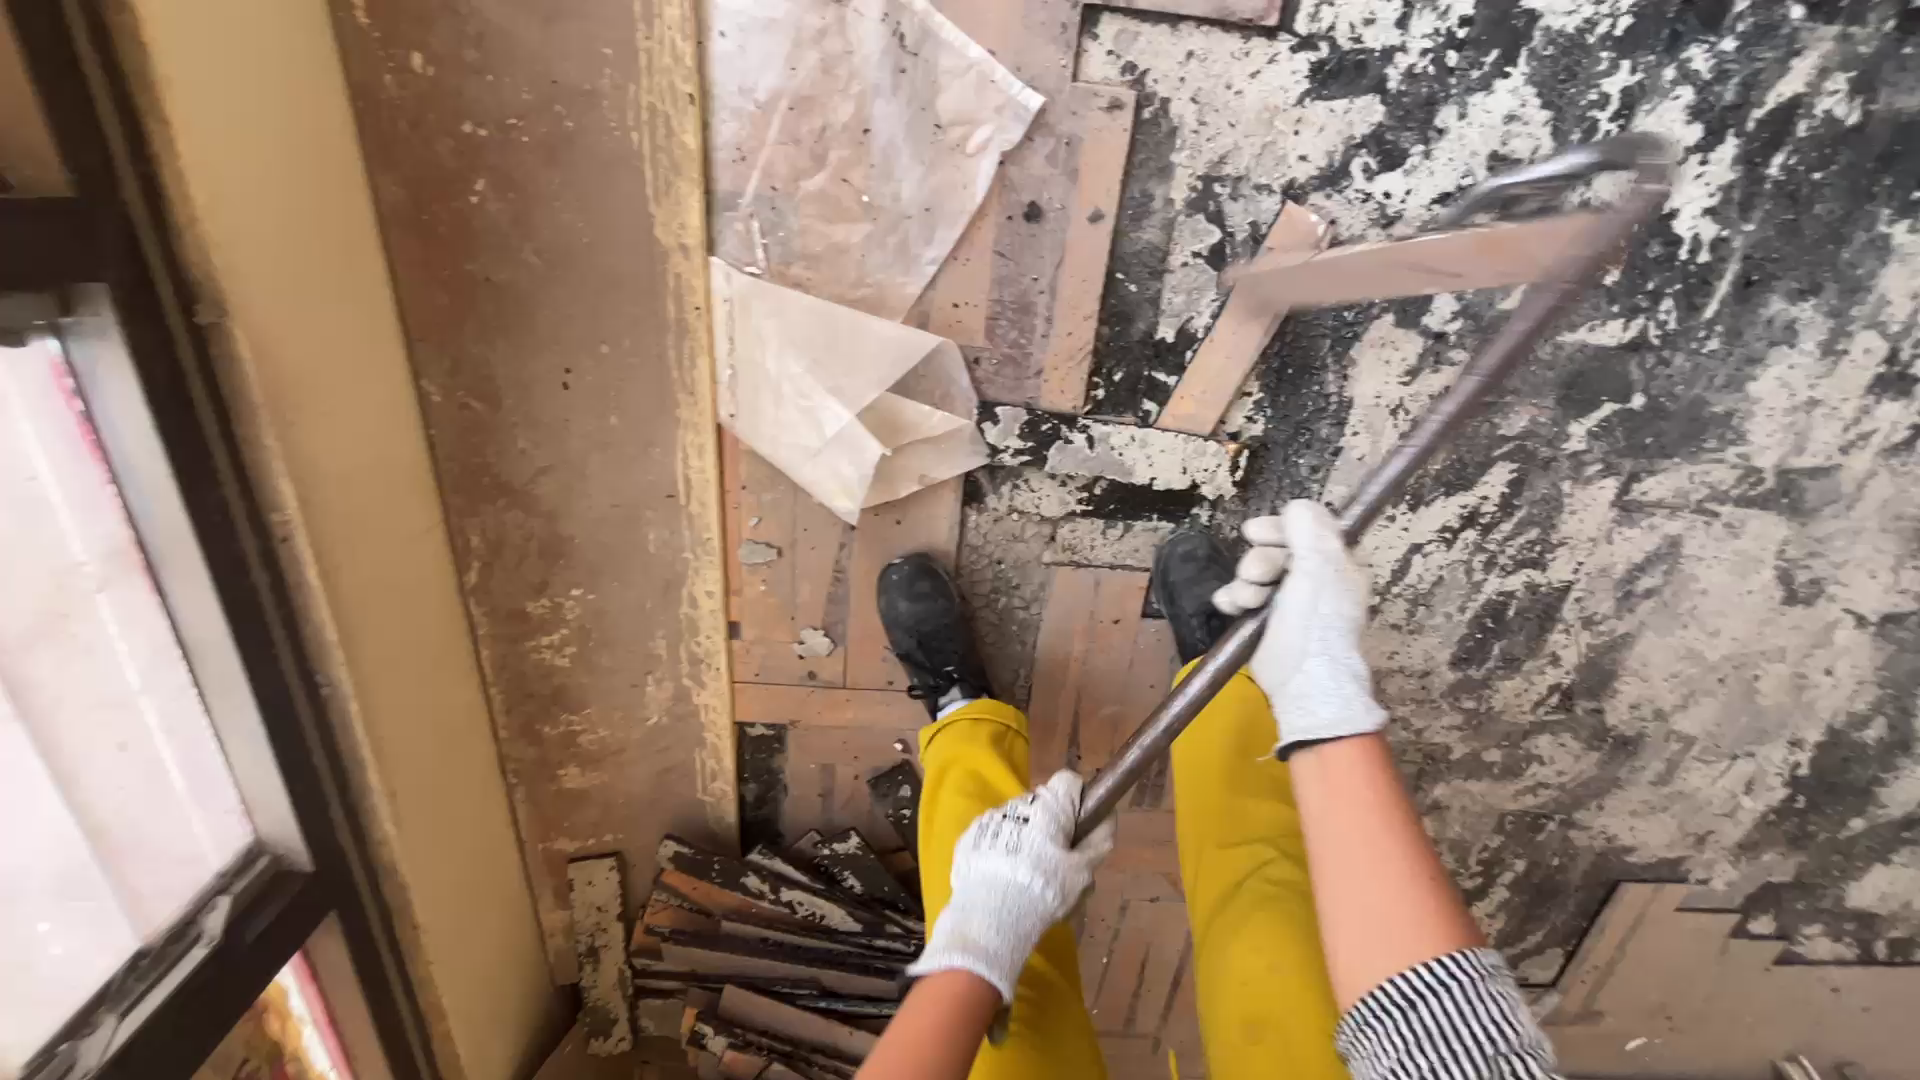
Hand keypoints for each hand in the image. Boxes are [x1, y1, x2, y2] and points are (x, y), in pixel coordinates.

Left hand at [907, 770, 1115, 1001]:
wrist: (988, 916)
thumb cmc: (1043, 890)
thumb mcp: (1083, 873)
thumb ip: (1098, 841)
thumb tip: (1107, 816)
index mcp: (1049, 805)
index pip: (1071, 781)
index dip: (1081, 802)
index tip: (1081, 831)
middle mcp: (1019, 801)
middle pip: (1046, 807)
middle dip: (1055, 830)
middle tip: (1060, 867)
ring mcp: (991, 818)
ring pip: (1021, 824)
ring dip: (1030, 842)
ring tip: (1031, 881)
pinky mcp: (970, 837)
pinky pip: (997, 838)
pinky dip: (1004, 852)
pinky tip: (1006, 881)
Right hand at [1213, 500, 1386, 757]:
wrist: (1302, 679)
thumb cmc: (1317, 623)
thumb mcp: (1319, 569)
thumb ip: (1308, 531)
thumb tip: (1298, 504)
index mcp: (1334, 564)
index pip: (1304, 529)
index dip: (1279, 528)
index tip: (1257, 532)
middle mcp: (1311, 579)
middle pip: (1274, 549)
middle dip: (1259, 560)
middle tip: (1257, 574)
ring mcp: (1285, 600)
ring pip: (1253, 572)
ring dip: (1244, 583)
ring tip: (1248, 601)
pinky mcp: (1261, 620)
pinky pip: (1239, 596)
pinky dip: (1232, 599)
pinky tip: (1232, 608)